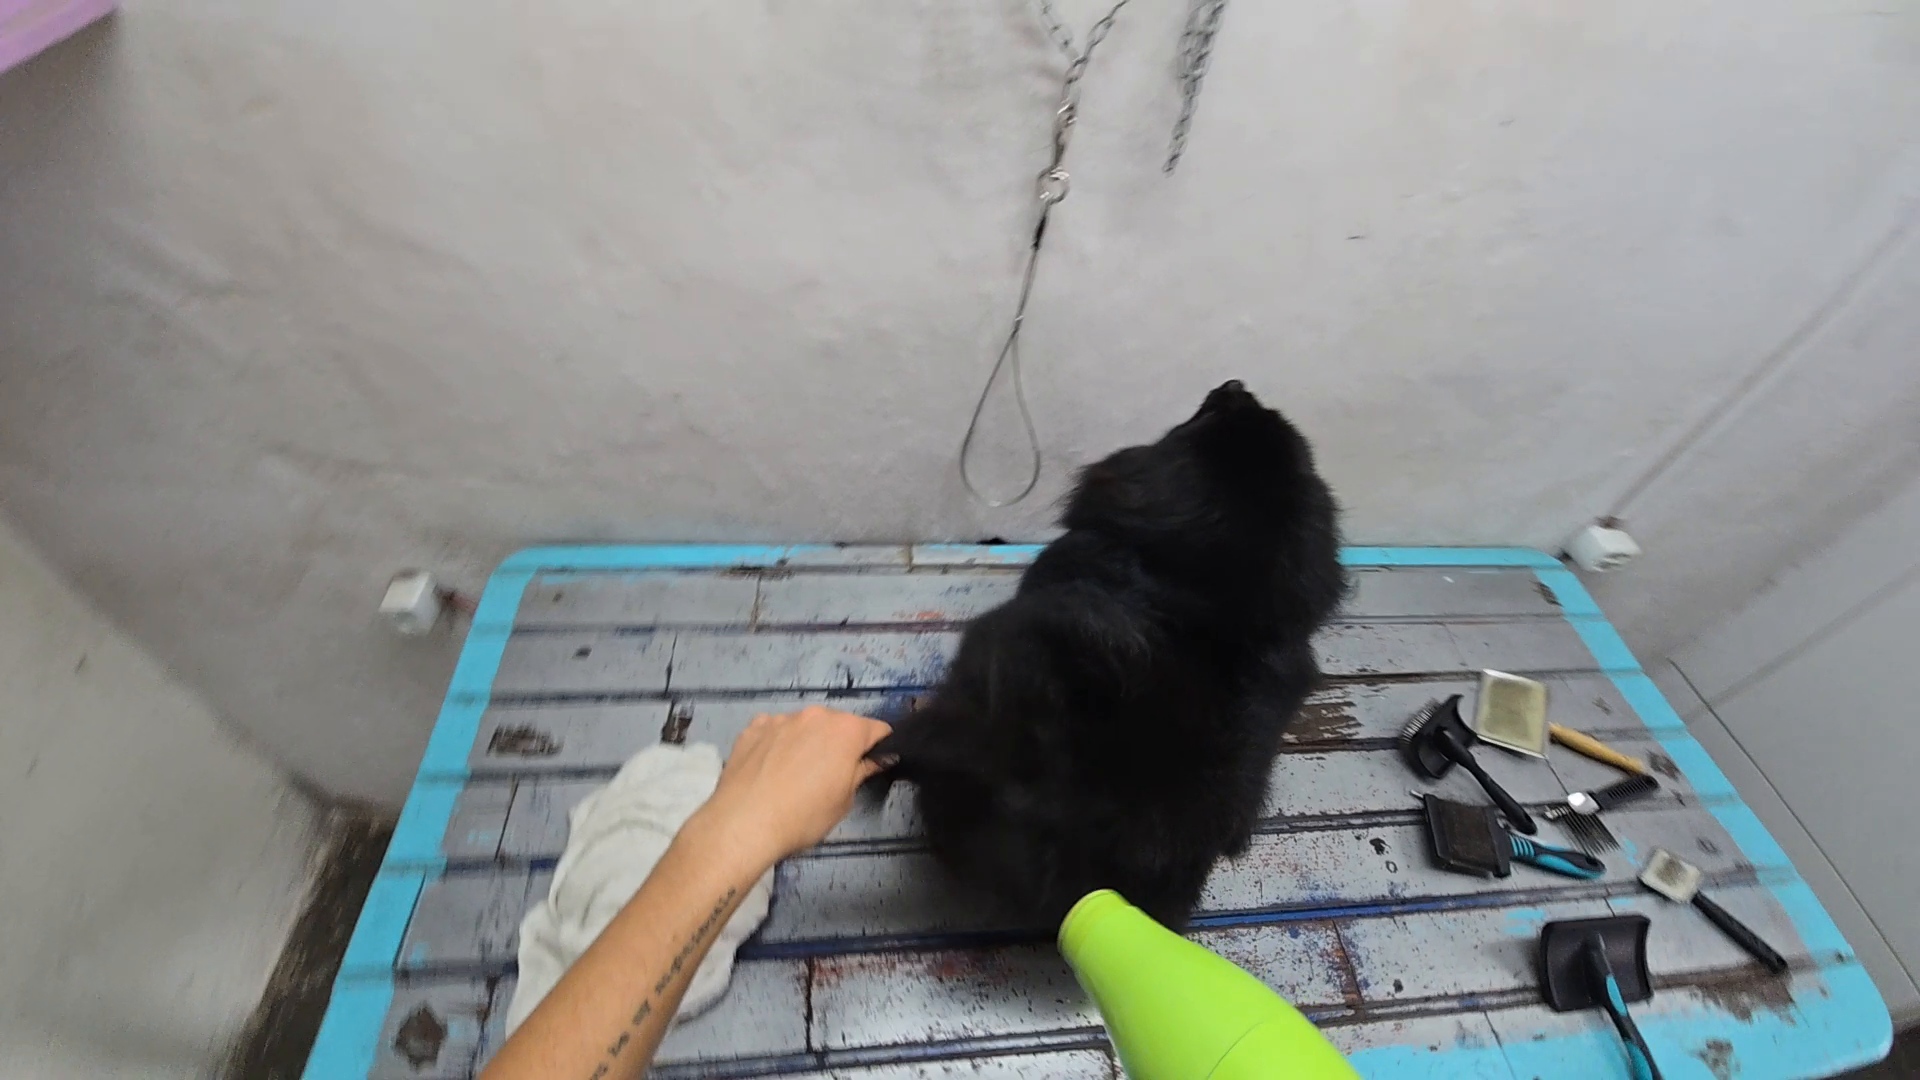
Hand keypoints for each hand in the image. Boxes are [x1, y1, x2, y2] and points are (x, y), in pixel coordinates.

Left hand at [683, 706, 892, 871]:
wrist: (743, 823)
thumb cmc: (803, 816)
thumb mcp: (843, 801)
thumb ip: (862, 772)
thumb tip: (877, 759)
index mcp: (846, 730)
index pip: (877, 729)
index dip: (879, 747)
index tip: (872, 764)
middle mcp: (816, 715)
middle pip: (839, 725)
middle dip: (840, 744)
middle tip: (829, 775)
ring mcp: (782, 718)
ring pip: (805, 726)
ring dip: (807, 741)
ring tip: (794, 774)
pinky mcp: (754, 727)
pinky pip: (775, 730)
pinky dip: (778, 743)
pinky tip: (769, 768)